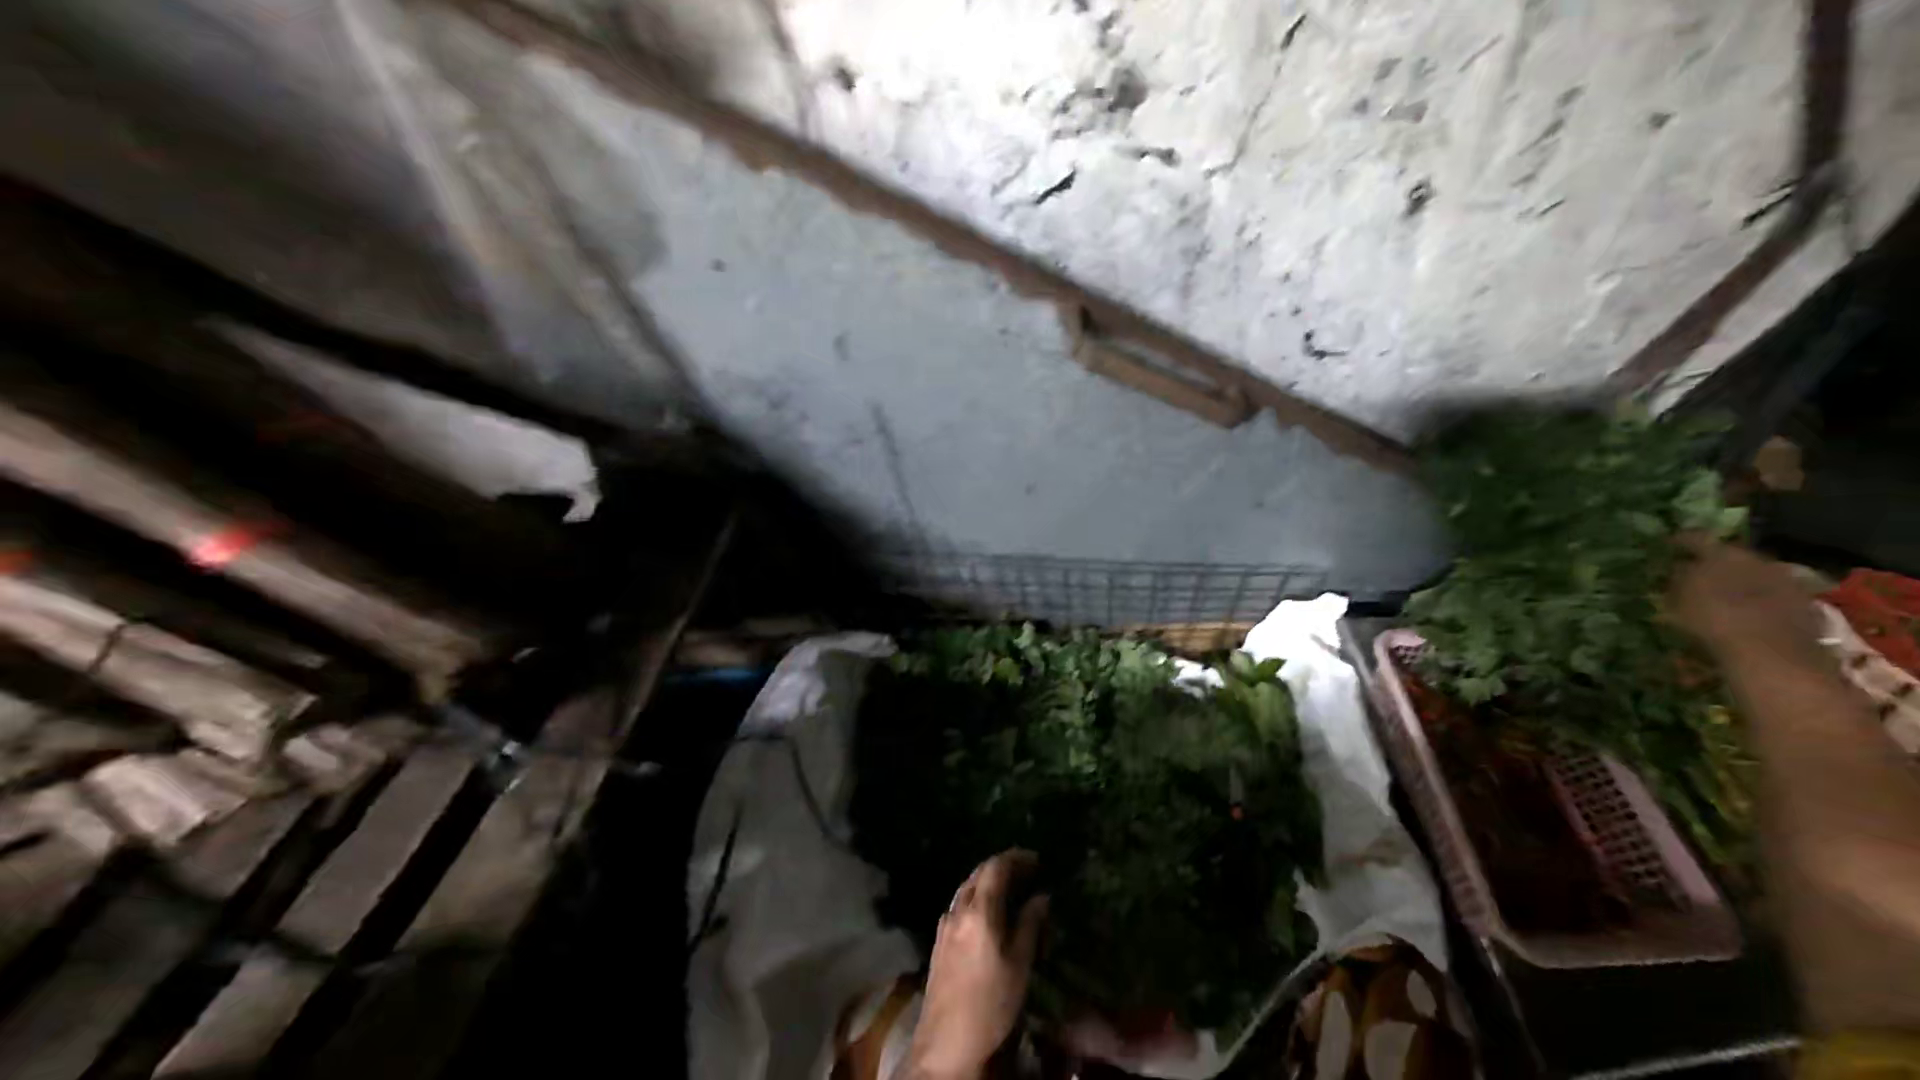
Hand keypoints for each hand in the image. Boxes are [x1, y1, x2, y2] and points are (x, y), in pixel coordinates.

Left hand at [903, 850, 1048, 1079]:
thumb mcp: (1019, 966)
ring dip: (987, 880)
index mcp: (979, 912)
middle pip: (978, 874)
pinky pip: (959, 904)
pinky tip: (987, 911)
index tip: (1036, 858)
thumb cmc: (990, 1005)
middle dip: (1002, 866)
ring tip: (1011, 887)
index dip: (1016, 858)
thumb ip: (1030, 926)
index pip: (995, 868)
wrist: (945, 1042)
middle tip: (1027, 870)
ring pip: (966, 888)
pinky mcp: (939, 940)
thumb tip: (1042, 896)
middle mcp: (958, 910)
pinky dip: (976, 896)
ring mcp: (944, 925)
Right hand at [1669, 534, 1820, 664]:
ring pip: (1755, 573)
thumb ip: (1677, 578)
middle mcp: (1758, 560)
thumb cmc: (1713, 620)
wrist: (1773, 653)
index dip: (1680, 540)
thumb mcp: (1678, 599)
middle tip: (1695, 570)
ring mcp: (1787, 581)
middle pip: (1732, 555)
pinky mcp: (1805, 604)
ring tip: (1722, 593)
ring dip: (1739, 580)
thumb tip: (1677, 567)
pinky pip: (1774, 594)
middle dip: (1714, 561)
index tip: (1667, 545)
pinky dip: (1759, 598)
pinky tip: (1747, 611)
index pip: (1696, 538)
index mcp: (1724, 554)